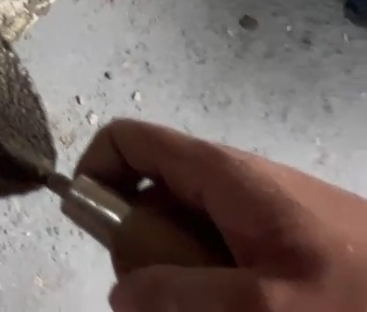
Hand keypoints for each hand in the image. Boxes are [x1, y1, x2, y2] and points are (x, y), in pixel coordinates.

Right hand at [76, 120, 366, 310]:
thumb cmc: (364, 305)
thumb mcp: (266, 308)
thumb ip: (179, 295)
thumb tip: (124, 293)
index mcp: (226, 173)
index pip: (125, 141)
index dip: (95, 176)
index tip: (105, 236)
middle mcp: (248, 185)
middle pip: (159, 195)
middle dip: (151, 248)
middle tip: (169, 299)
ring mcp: (286, 220)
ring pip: (202, 235)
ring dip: (194, 278)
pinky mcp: (317, 253)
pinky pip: (247, 260)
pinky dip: (236, 291)